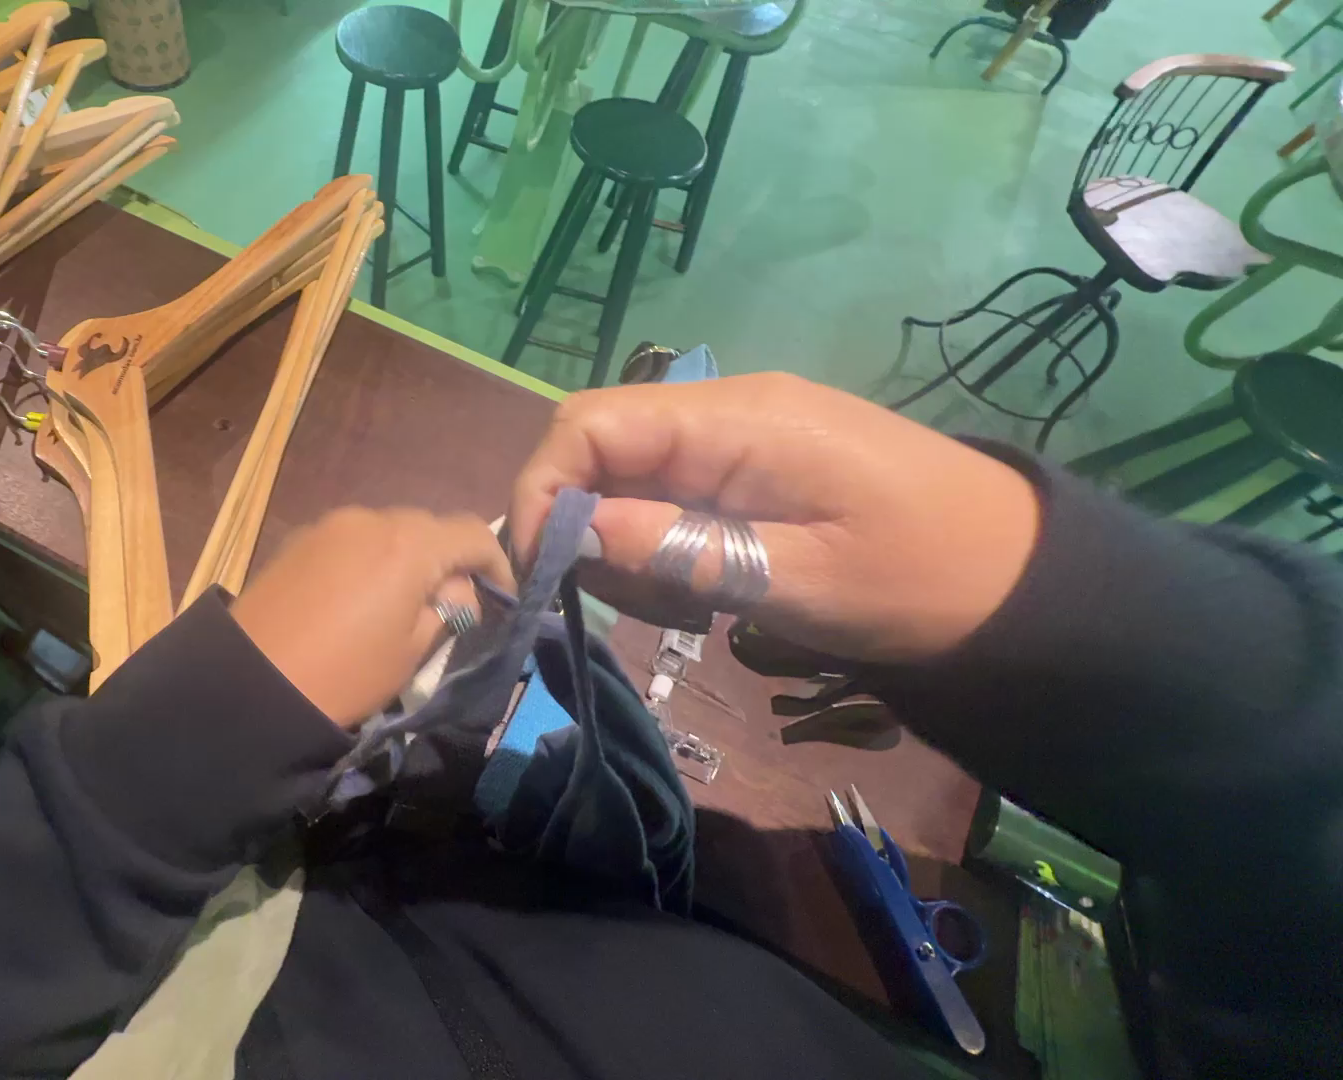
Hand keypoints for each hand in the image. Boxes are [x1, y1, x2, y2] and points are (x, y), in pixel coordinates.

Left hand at [230, 508, 515, 727]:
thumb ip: (449, 609)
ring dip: (407, 558)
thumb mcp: (413, 651)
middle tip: (451, 606)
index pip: (473, 533)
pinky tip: (358, 598)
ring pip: (389, 531)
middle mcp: (371, 518)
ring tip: (401, 603)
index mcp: (409, 543)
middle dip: (449, 561)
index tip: (501, 597)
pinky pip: (353, 539)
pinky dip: (370, 559)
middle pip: (429, 527)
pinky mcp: (299, 538)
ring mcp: (330, 524)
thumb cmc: (344, 674)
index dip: (496, 563)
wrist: (248, 684)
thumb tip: (457, 591)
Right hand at [509, 374, 1041, 662]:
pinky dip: (645, 545)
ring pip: (616, 475)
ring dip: (613, 542)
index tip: (538, 567)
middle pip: (593, 444)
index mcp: (736, 419)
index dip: (542, 489)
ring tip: (672, 600)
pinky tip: (691, 585)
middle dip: (572, 521)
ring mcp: (726, 438)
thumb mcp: (795, 578)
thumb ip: (678, 549)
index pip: (589, 423)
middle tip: (600, 593)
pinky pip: (654, 494)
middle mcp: (718, 412)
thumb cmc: (921, 579)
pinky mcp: (734, 468)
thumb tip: (568, 534)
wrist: (1017, 580)